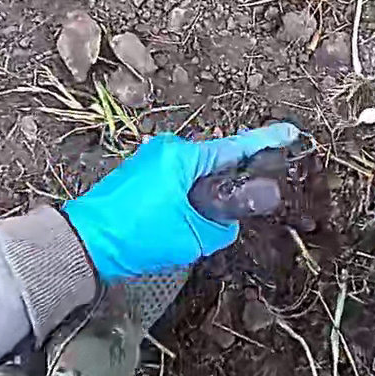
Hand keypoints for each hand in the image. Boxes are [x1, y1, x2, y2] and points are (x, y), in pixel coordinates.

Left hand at [62, 122, 301, 279]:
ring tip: (196, 224)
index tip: (291, 133)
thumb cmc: (138, 235)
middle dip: (229, 182)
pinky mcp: (141, 170)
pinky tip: (180, 219)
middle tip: (243, 204)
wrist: (84, 243)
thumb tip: (229, 220)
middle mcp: (169, 148)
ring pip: (195, 172)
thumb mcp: (192, 236)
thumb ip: (222, 225)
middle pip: (215, 161)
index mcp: (184, 157)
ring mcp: (152, 157)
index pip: (235, 147)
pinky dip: (187, 193)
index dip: (266, 142)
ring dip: (204, 193)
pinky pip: (177, 177)